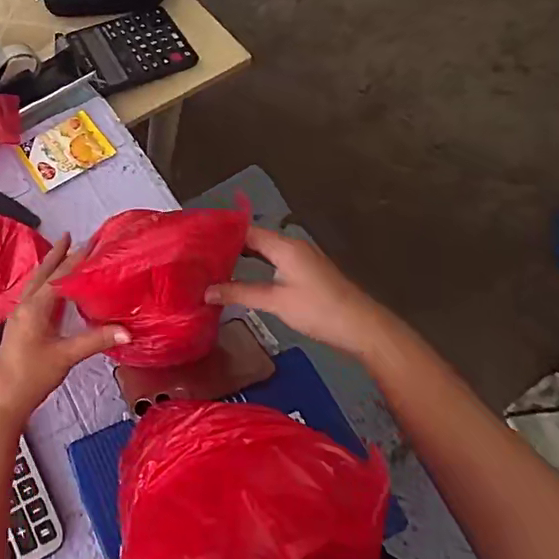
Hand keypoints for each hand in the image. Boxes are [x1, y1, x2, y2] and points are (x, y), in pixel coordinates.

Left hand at [0, 235, 127, 429]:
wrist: (3, 400)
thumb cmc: (31, 376)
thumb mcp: (66, 356)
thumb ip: (95, 340)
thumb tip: (128, 330)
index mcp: (35, 307)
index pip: (60, 276)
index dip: (77, 258)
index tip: (92, 241)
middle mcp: (25, 306)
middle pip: (43, 274)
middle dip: (57, 255)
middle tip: (70, 235)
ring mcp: (21, 316)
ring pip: (38, 285)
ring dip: (51, 269)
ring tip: (65, 255)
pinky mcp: (21, 327)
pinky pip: (36, 298)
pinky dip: (48, 287)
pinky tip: (57, 291)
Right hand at [206, 226, 392, 357]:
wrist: (361, 327)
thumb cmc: (318, 310)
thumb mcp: (275, 302)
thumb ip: (239, 294)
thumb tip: (206, 291)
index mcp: (284, 246)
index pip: (245, 230)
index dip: (221, 232)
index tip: (196, 239)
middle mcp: (292, 246)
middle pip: (254, 239)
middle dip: (227, 245)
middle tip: (199, 254)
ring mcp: (301, 259)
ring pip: (264, 250)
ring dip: (241, 256)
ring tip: (212, 265)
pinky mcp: (305, 272)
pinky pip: (273, 261)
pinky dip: (254, 265)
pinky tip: (240, 277)